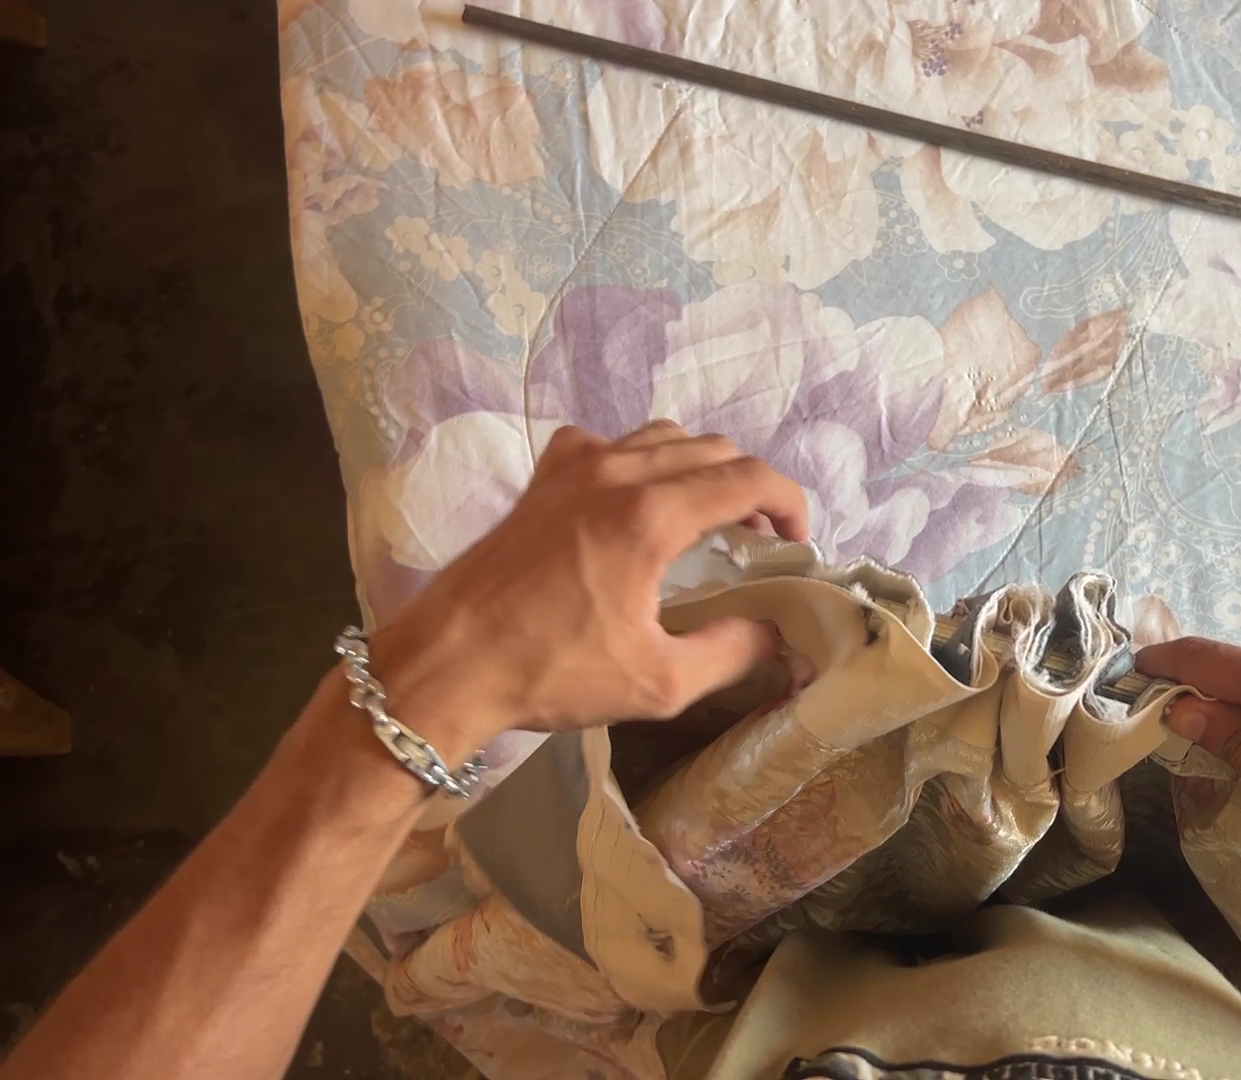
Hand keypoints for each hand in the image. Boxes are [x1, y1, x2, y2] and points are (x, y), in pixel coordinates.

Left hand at [364, 421, 809, 754]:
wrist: (445, 664)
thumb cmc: (552, 673)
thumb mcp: (661, 682)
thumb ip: (734, 651)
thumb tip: (778, 635)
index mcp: (651, 516)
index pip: (751, 478)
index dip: (790, 504)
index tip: (795, 542)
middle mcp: (619, 472)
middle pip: (718, 450)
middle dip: (754, 489)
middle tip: (759, 539)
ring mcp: (577, 465)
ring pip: (669, 437)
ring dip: (706, 469)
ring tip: (710, 515)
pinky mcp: (546, 474)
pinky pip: (614, 441)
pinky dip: (645, 459)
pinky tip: (639, 496)